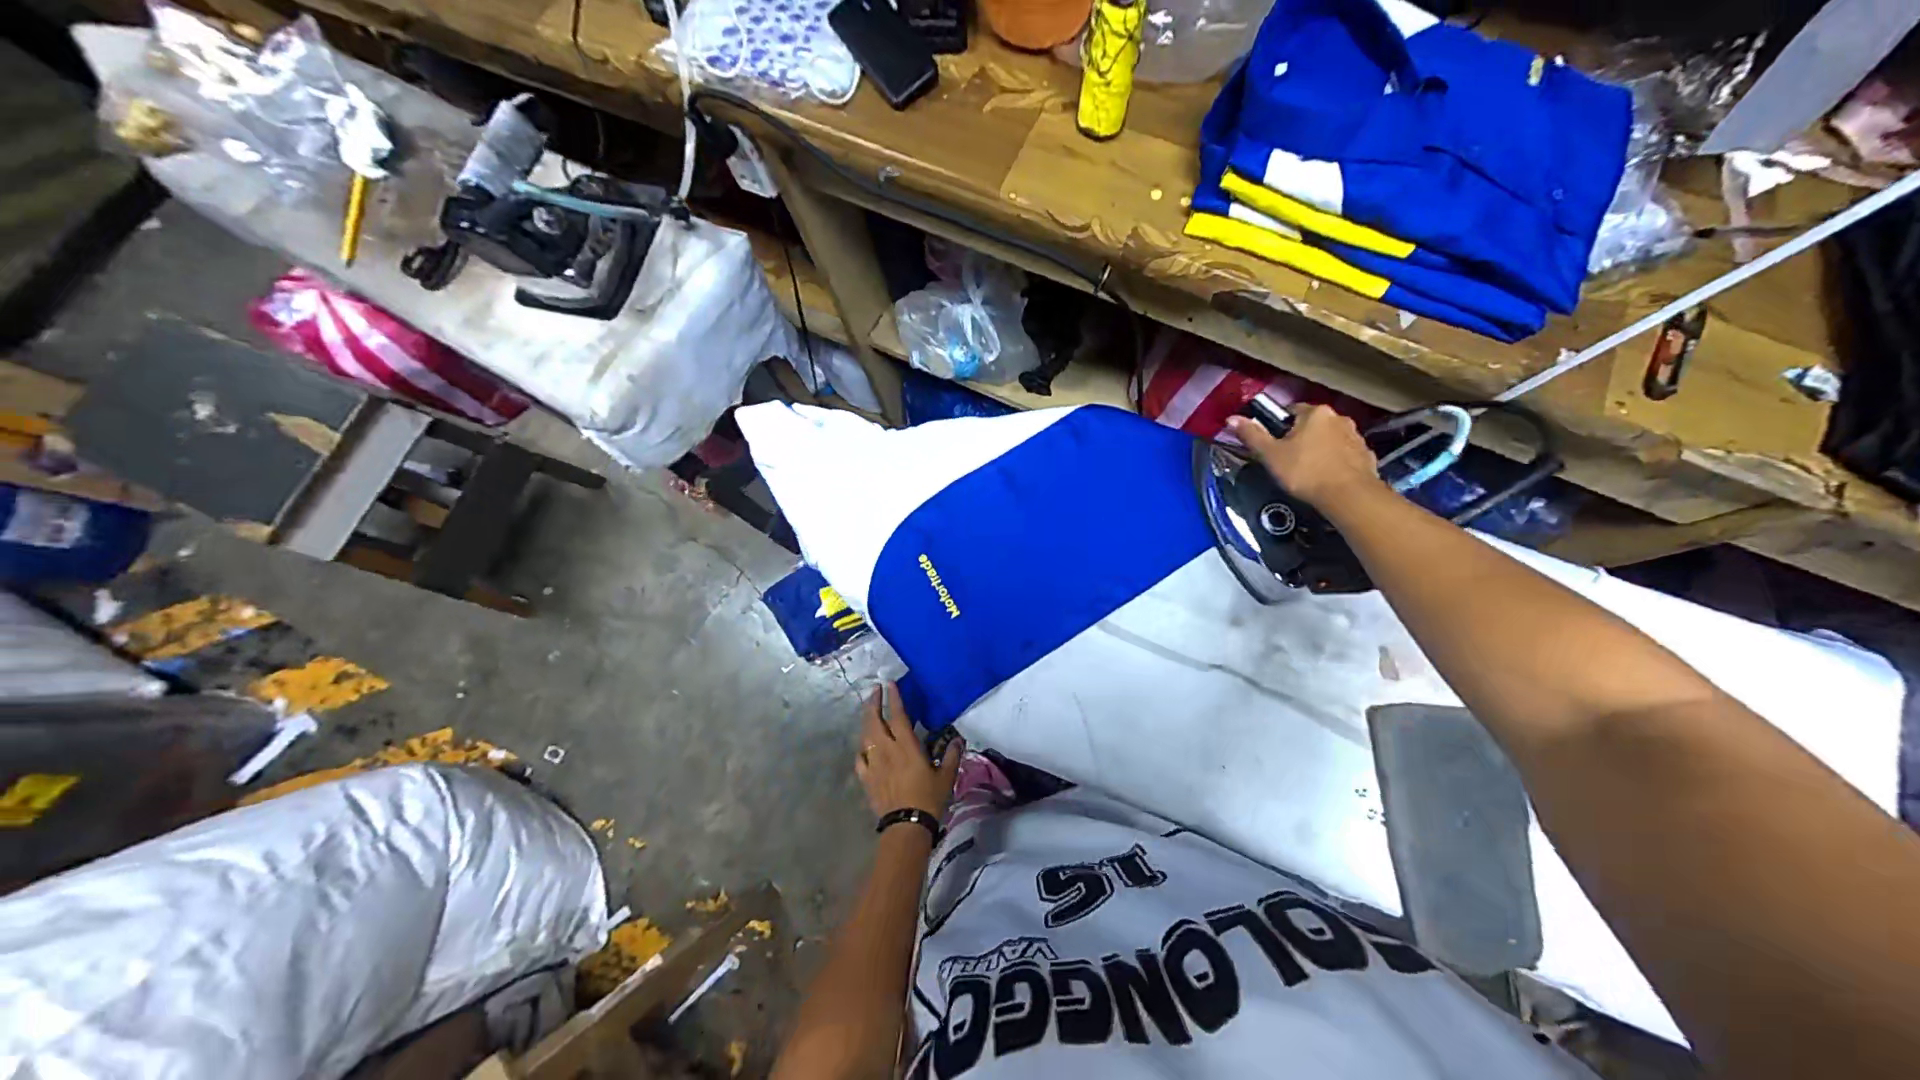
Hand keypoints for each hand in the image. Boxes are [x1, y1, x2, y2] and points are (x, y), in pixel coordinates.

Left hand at [854, 682, 962, 819]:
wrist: (906, 824)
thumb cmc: (929, 798)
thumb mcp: (946, 776)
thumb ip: (952, 755)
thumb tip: (958, 740)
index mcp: (906, 746)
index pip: (898, 715)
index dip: (894, 698)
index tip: (889, 683)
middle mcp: (886, 750)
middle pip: (875, 721)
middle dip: (873, 703)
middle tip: (875, 690)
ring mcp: (873, 764)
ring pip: (865, 736)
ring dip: (866, 721)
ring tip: (869, 712)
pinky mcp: (866, 778)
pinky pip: (859, 759)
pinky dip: (861, 749)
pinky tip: (864, 748)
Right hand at [1225, 404, 1388, 513]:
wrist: (1348, 496)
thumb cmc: (1305, 472)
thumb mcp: (1271, 455)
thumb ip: (1252, 435)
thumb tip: (1231, 418)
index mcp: (1315, 413)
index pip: (1292, 411)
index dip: (1280, 427)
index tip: (1274, 445)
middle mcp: (1339, 418)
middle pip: (1313, 424)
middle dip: (1302, 437)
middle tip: (1289, 460)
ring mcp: (1356, 436)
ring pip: (1331, 438)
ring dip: (1321, 448)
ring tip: (1309, 471)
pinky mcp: (1367, 455)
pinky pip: (1346, 454)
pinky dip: (1337, 461)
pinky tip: (1328, 477)